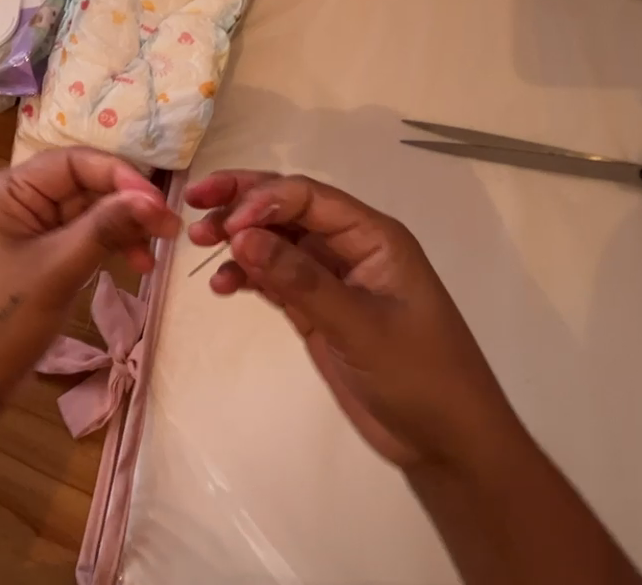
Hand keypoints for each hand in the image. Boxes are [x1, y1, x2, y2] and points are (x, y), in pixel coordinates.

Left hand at [0, 149, 178, 404]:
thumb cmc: (2, 322)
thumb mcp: (57, 270)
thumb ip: (105, 228)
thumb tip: (153, 199)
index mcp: (7, 189)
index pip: (73, 162)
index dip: (121, 176)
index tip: (161, 205)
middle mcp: (13, 199)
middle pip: (81, 185)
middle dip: (125, 204)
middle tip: (171, 231)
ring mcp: (22, 229)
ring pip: (83, 213)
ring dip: (120, 228)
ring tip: (154, 256)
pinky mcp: (32, 256)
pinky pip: (75, 237)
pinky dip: (105, 246)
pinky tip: (135, 264)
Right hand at [187, 171, 524, 472]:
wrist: (448, 445)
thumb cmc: (420, 377)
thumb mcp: (360, 327)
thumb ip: (300, 279)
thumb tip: (240, 235)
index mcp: (372, 236)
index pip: (307, 196)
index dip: (262, 200)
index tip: (226, 227)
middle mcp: (348, 247)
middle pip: (286, 207)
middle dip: (239, 202)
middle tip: (193, 201)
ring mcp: (330, 277)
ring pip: (273, 240)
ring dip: (236, 238)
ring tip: (198, 244)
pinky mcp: (315, 307)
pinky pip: (272, 276)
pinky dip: (245, 275)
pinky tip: (222, 286)